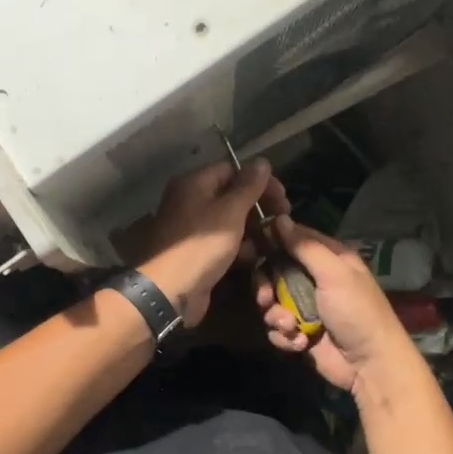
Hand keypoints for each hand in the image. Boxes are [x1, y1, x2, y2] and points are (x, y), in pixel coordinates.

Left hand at [139, 159, 285, 326]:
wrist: (169, 292)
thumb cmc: (201, 246)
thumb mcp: (229, 212)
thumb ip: (248, 186)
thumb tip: (262, 162)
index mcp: (194, 184)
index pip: (231, 170)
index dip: (259, 180)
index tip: (282, 197)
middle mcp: (191, 202)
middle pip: (232, 196)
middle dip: (259, 207)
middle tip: (283, 218)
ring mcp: (194, 231)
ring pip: (231, 223)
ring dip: (254, 230)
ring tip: (274, 240)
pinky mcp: (199, 254)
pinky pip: (224, 244)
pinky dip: (241, 249)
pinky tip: (257, 258)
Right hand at [256, 220, 415, 391]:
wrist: (368, 363)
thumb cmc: (356, 311)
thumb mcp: (334, 273)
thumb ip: (306, 247)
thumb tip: (279, 219)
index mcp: (329, 259)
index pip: (294, 238)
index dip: (272, 241)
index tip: (252, 246)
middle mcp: (315, 279)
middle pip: (274, 272)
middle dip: (266, 287)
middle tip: (265, 298)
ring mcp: (306, 307)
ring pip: (272, 303)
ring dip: (276, 317)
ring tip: (291, 327)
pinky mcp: (300, 333)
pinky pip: (278, 329)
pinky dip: (285, 337)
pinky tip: (300, 343)